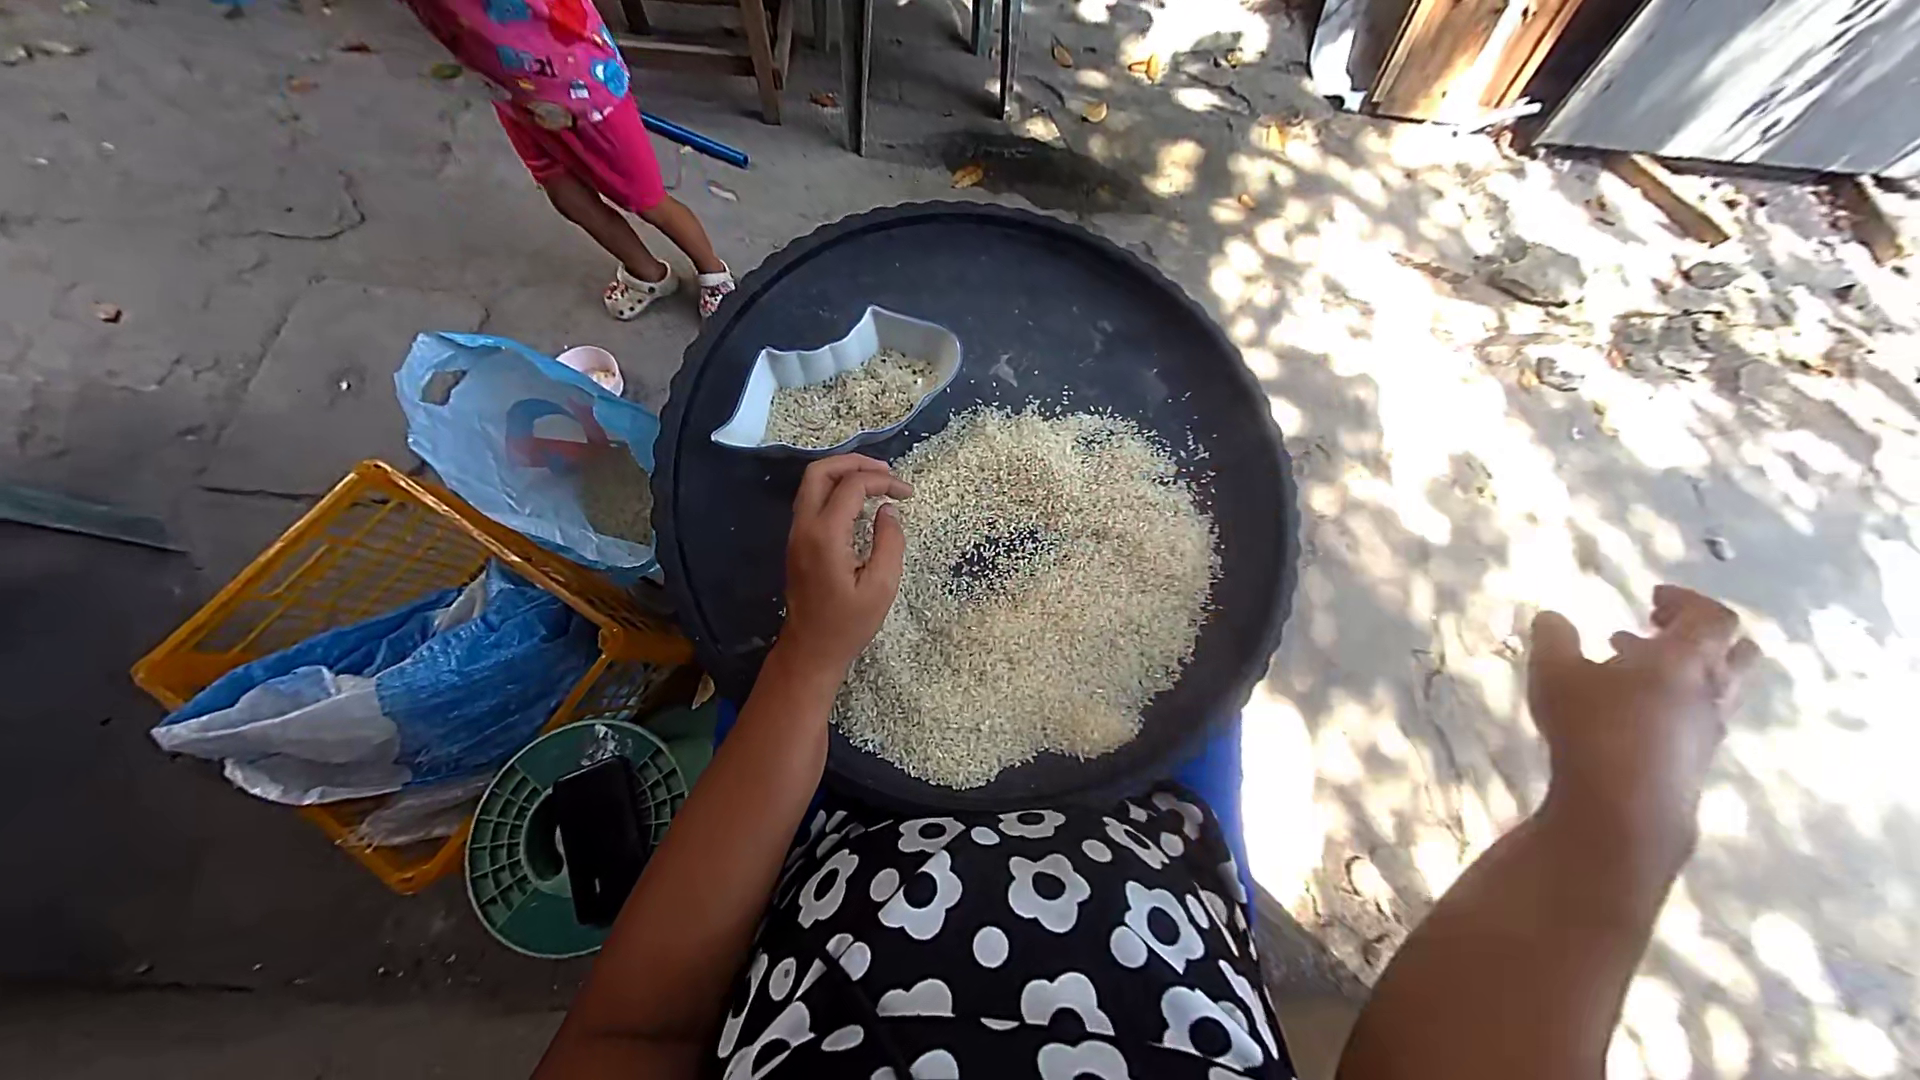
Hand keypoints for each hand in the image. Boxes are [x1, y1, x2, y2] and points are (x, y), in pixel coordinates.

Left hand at [777, 455, 912, 676]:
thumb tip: (889, 511)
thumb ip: (889, 543)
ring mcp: (796, 533)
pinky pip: (812, 500)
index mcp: (825, 535)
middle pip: (820, 471)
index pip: (852, 486)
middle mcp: (804, 527)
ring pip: (812, 483)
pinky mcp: (798, 542)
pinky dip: (836, 490)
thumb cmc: (848, 623)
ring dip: (844, 474)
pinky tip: (860, 503)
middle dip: (855, 463)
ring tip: (877, 482)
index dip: (883, 482)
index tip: (907, 494)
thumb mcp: (881, 586)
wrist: (810, 649)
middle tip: (886, 472)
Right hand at [1528, 585, 1758, 858]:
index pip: (1713, 618)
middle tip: (1658, 623)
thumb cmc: (1591, 723)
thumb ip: (1553, 638)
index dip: (1688, 600)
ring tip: (1629, 659)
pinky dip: (1669, 693)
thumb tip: (1551, 615)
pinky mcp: (1693, 752)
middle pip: (1734, 651)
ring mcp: (1707, 725)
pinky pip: (1694, 710)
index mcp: (1684, 659)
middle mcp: (1709, 689)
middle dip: (1699, 632)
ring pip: (1714, 683)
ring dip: (1680, 664)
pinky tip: (1624, 701)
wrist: (1624, 802)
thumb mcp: (1554, 671)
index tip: (1654, 594)